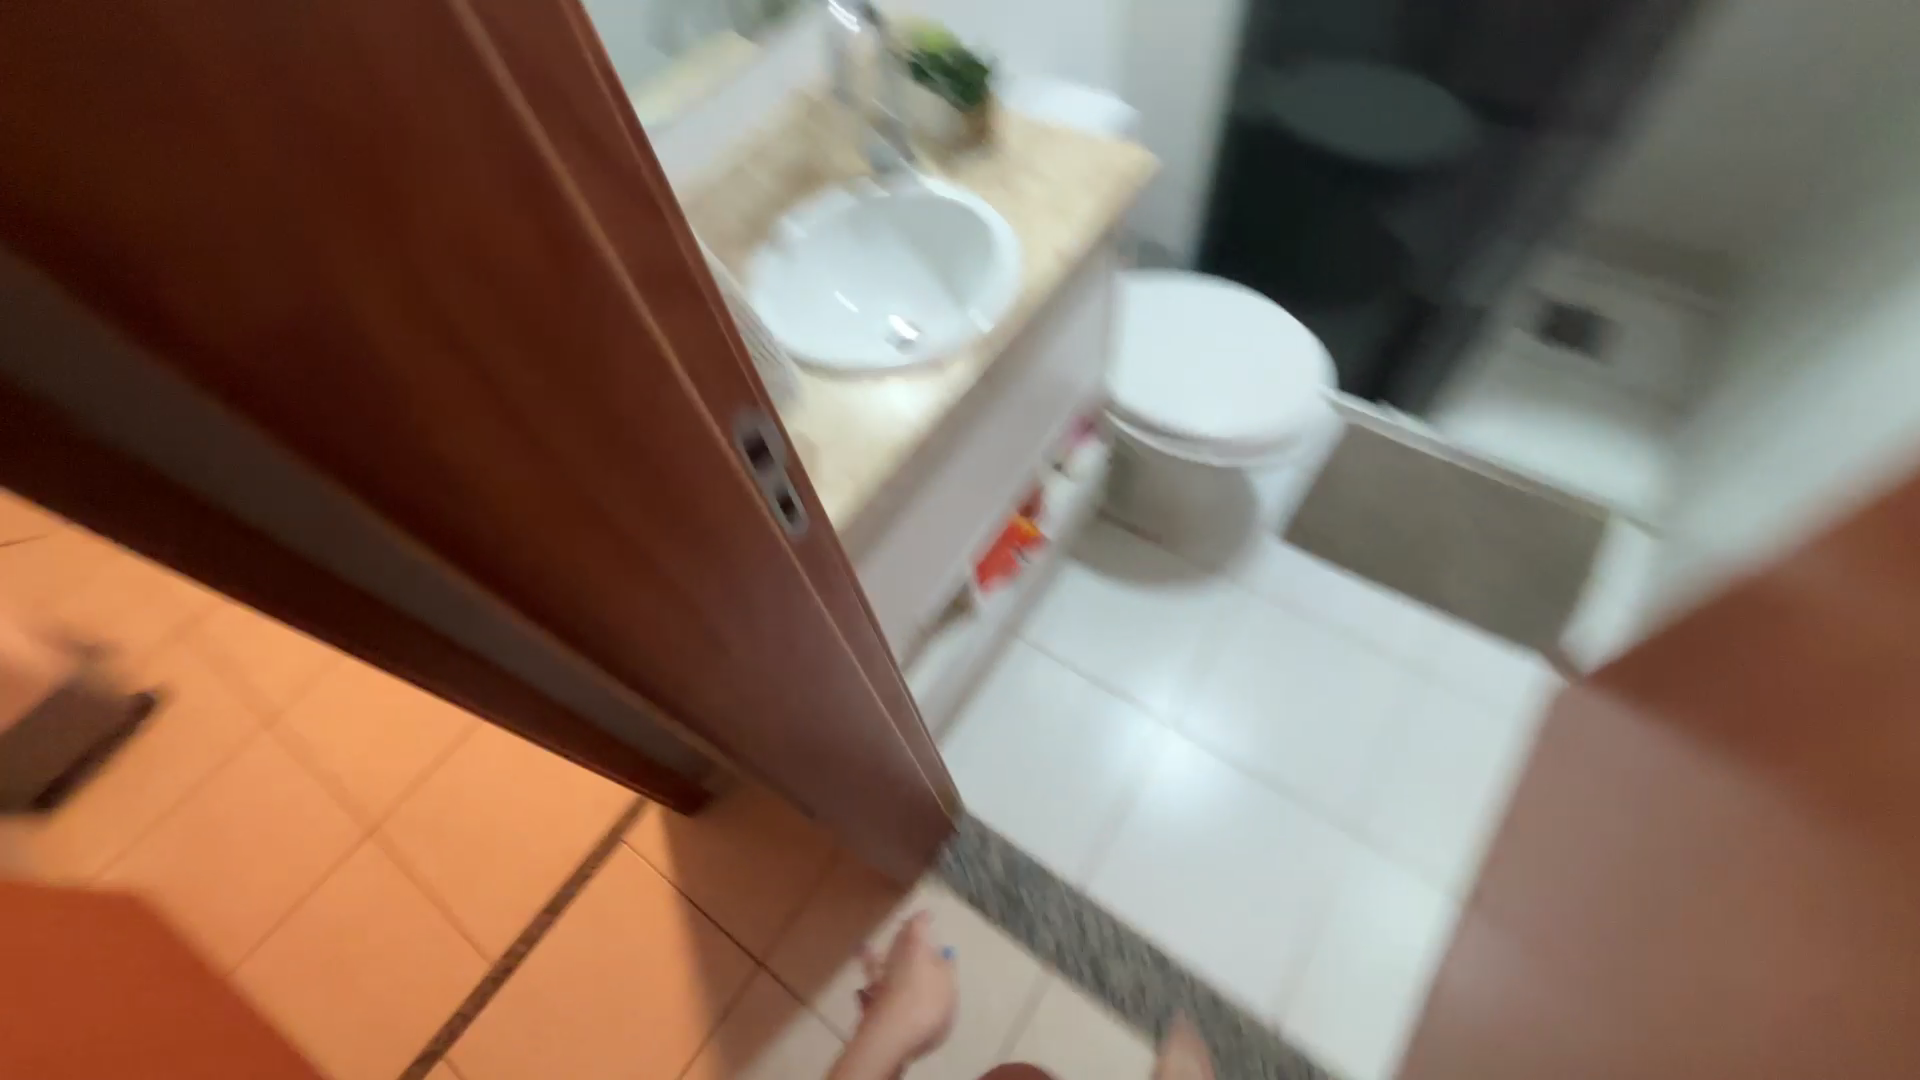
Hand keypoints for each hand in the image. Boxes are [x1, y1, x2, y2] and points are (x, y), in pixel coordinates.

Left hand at [854, 911, 957, 1064]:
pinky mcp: (870, 1004)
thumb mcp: (948, 985)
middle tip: (907, 928)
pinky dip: (869, 986)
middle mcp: (894, 958)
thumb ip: (946, 969)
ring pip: (878, 961)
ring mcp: (879, 981)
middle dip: (903, 933)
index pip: (917, 925)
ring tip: (870, 948)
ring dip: (877, 955)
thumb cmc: (927, 1004)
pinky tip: (864, 989)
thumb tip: (944, 955)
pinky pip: (870, 988)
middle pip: (897, 939)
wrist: (891, 1037)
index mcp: (916, 947)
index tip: (927, 914)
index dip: (922, 918)